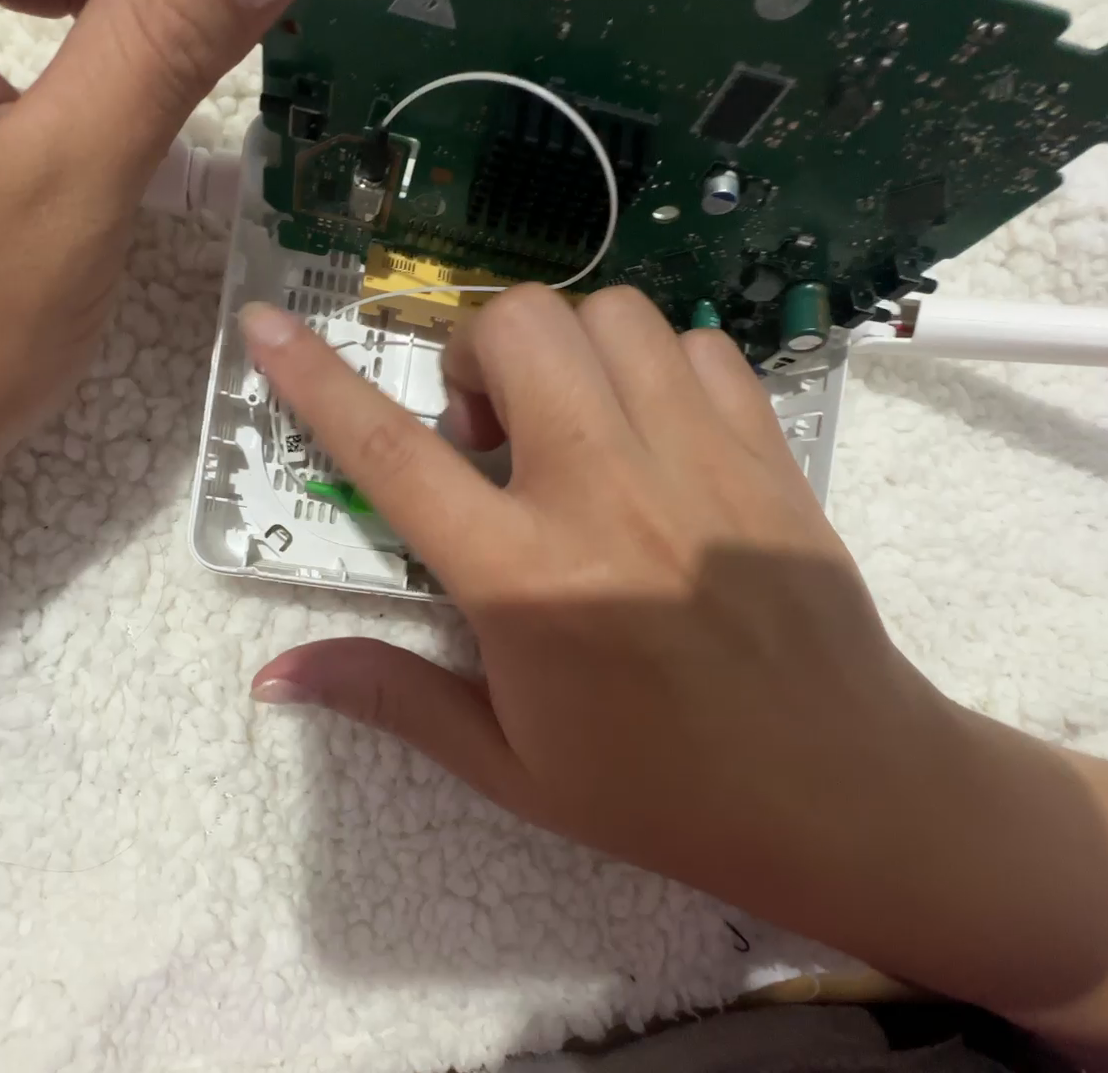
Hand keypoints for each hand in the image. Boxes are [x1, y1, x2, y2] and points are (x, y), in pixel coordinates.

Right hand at [240, 287, 956, 893]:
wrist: (840, 792)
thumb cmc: (657, 789)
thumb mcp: (505, 761)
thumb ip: (388, 695)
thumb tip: (272, 677)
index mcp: (524, 578)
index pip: (393, 455)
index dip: (316, 381)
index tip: (267, 325)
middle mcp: (604, 493)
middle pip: (517, 331)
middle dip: (476, 357)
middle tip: (488, 436)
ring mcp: (697, 460)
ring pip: (609, 315)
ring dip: (561, 353)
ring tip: (567, 429)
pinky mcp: (766, 452)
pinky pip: (694, 345)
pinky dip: (650, 365)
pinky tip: (647, 434)